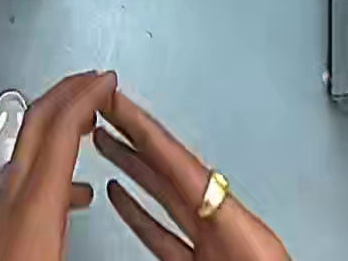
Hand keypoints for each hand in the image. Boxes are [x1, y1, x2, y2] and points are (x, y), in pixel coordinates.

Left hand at [0, 71, 115, 260]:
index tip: (105, 80)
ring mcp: (0, 201)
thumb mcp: (64, 260)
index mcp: (35, 200)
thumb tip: (110, 205)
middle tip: (93, 80)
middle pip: (39, 118)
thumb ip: (93, 240)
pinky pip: (25, 169)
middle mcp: (12, 192)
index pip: (61, 126)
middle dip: (68, 90)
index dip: (86, 95)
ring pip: (29, 139)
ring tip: (86, 118)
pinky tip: (69, 184)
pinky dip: (50, 157)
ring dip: (59, 119)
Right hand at [97, 90, 290, 260]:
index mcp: (234, 227)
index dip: (143, 128)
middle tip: (103, 110)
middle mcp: (223, 228)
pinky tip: (120, 196)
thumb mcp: (243, 257)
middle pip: (170, 171)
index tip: (117, 102)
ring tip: (104, 143)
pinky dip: (141, 212)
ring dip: (131, 169)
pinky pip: (166, 234)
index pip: (179, 163)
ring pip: (165, 199)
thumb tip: (147, 225)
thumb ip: (186, 248)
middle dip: (133, 137)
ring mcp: (215, 247)